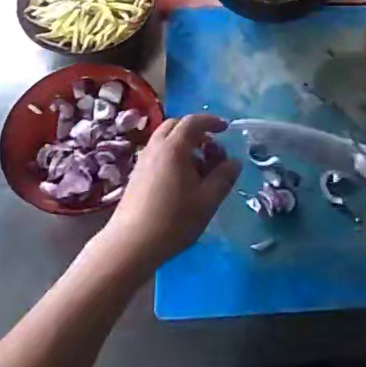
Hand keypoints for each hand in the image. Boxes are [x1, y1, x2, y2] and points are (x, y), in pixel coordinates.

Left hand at [94, 114, 240, 274]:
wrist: (131, 245)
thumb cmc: (174, 220)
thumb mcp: (208, 200)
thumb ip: (224, 177)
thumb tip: (234, 162)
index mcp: (173, 148)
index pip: (193, 122)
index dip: (211, 121)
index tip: (225, 128)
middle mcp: (155, 148)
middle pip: (175, 126)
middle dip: (195, 131)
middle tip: (211, 147)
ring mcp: (142, 162)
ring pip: (164, 141)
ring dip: (183, 145)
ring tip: (199, 169)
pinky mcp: (136, 176)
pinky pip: (157, 154)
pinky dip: (172, 156)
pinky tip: (181, 181)